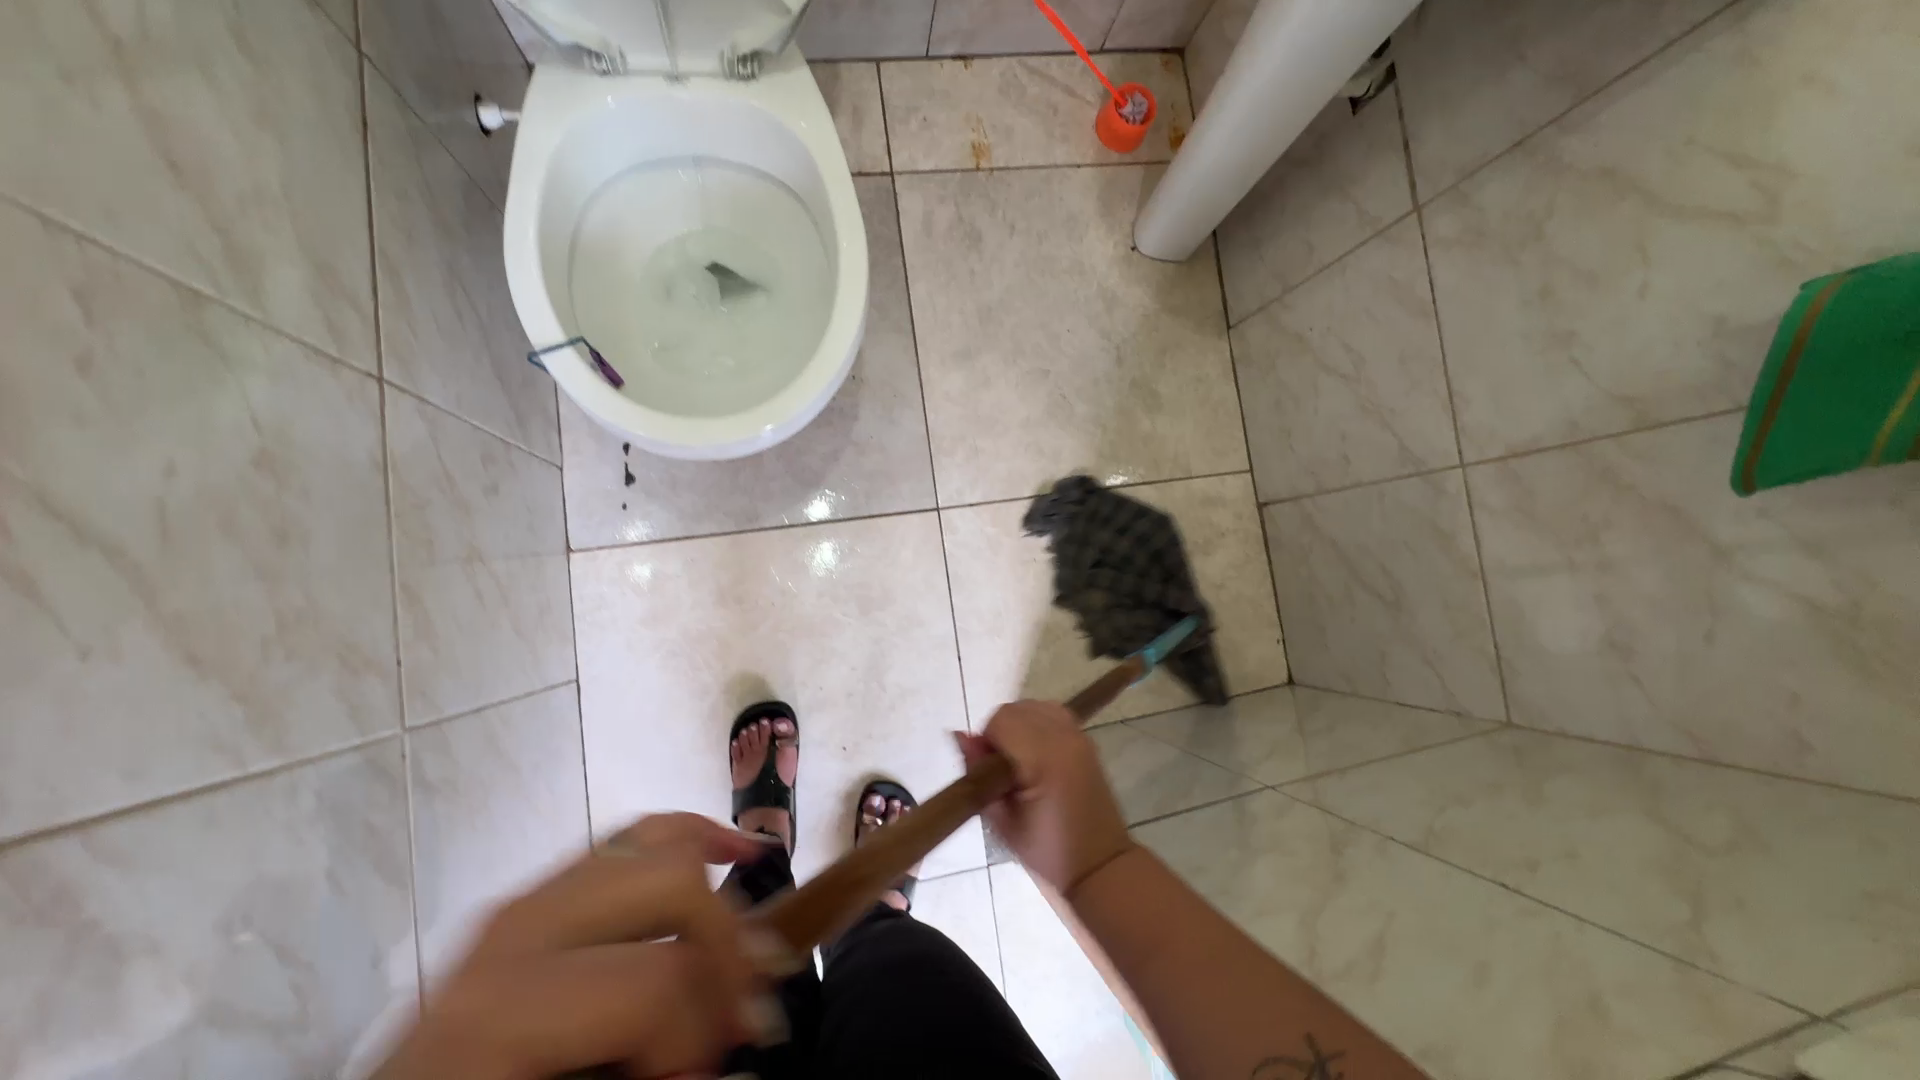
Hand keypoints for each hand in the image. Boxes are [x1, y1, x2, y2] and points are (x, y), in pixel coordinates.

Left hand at [373, 813, 786, 1079]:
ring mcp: (515, 905)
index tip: (737, 1050)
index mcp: (506, 1011)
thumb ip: (659, 1065)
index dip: (712, 1015)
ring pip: (643, 837)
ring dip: (712, 865)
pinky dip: (675, 841)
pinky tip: (712, 851)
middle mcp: (509, 936)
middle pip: (663, 880)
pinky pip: (616, 844)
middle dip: (726, 931)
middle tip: (753, 987)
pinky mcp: (523, 901)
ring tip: (757, 894)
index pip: (657, 978)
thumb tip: (737, 1033)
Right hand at [956, 700, 1133, 895]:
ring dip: (1019, 725)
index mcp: (1043, 758)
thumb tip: (960, 737)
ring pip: (1034, 707)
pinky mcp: (1087, 741)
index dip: (985, 742)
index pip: (1000, 720)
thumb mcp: (1002, 821)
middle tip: (999, 771)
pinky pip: (1054, 714)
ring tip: (1018, 762)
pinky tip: (1035, 756)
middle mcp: (1064, 738)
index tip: (986, 772)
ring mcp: (1079, 736)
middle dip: (1000, 733)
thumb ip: (978, 774)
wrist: (1099, 864)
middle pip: (1016, 709)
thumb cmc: (1047, 852)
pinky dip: (1038, 725)